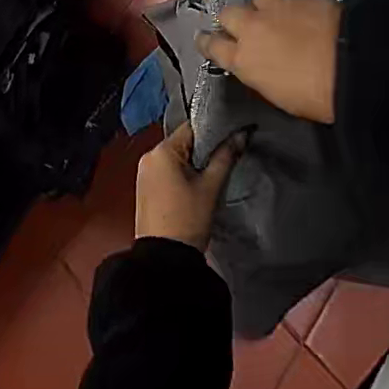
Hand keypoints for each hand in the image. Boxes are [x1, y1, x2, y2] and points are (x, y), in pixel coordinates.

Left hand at [134, 121, 243, 250]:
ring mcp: (144, 173)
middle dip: (205, 146)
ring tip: (217, 167)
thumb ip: (226, 155)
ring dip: (195, 160)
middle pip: (184, 141)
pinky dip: (184, 171)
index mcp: (161, 151)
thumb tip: (243, 133)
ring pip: (177, 156)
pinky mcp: (145, 188)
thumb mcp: (211, 185)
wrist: (163, 261)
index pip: (192, 127)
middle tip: (229, 152)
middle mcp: (148, 157)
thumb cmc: (188, 218)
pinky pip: (169, 170)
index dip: (214, 129)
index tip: (233, 134)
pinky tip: (199, 181)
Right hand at [195, 0, 339, 123]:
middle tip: (242, 26)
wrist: (351, 64)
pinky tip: (298, 11)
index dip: (207, 42)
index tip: (206, 40)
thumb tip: (259, 67)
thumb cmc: (316, 95)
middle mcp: (253, 28)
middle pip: (228, 13)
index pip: (211, 45)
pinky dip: (287, 3)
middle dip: (232, 19)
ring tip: (273, 16)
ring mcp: (276, 7)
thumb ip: (261, 76)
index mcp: (243, 59)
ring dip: (261, 8)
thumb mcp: (279, 96)